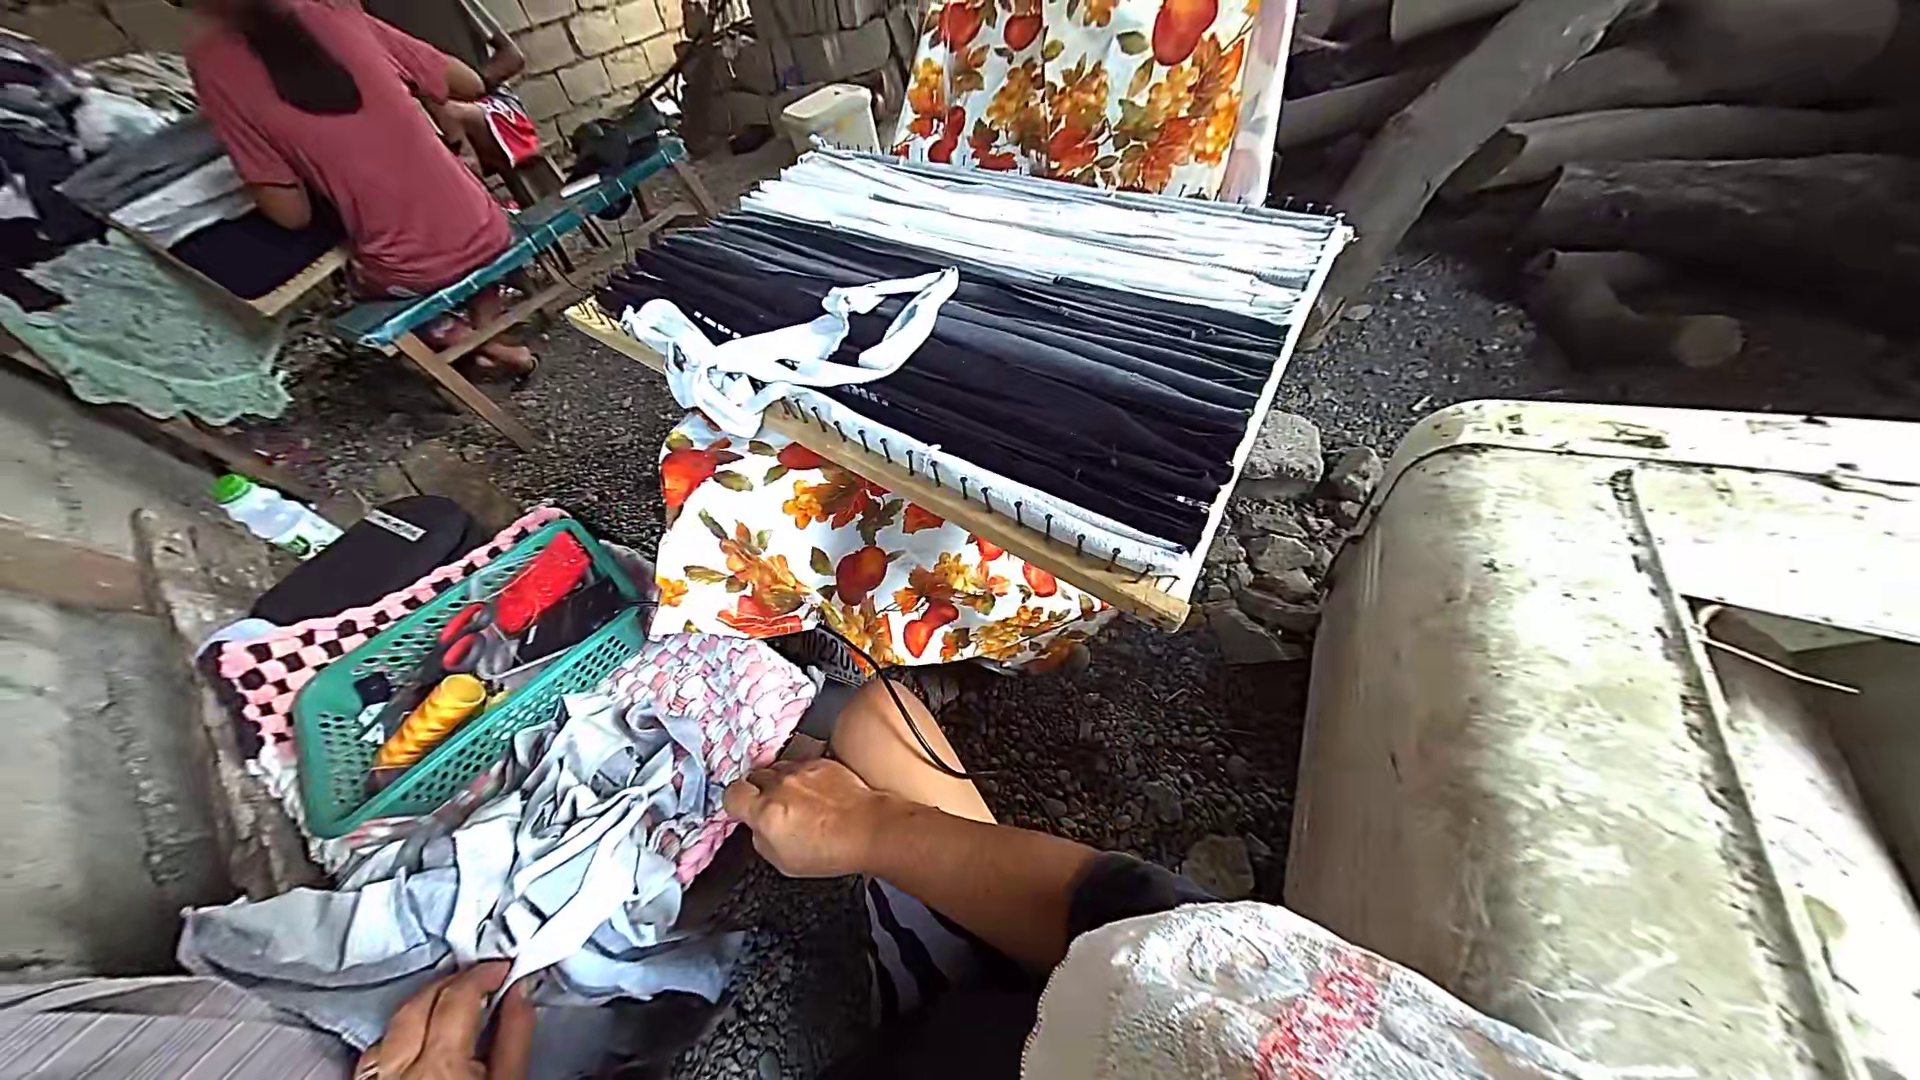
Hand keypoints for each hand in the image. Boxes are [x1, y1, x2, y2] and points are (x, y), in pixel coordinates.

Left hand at [355, 962, 534, 1079]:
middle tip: (480, 978)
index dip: (484, 972)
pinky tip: (420, 1036)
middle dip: (451, 982)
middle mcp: (398, 1072)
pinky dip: (399, 1037)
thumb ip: (515, 1032)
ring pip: (389, 1028)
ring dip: (423, 1007)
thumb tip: (519, 988)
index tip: (504, 968)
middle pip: (417, 1006)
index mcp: (441, 1065)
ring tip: (451, 1004)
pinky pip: (372, 1055)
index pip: (457, 996)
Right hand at [722, 758, 897, 877]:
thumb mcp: (782, 860)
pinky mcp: (822, 761)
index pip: (732, 793)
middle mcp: (781, 784)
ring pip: (778, 767)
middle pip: (754, 776)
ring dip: (780, 780)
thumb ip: (760, 837)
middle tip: (770, 806)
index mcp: (765, 811)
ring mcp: (802, 770)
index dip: (734, 801)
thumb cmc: (829, 850)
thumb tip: (757, 825)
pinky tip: (815, 791)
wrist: (867, 828)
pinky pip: (801, 764)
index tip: (741, 808)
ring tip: (795, 799)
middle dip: (757, 790)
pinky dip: (803, 776)